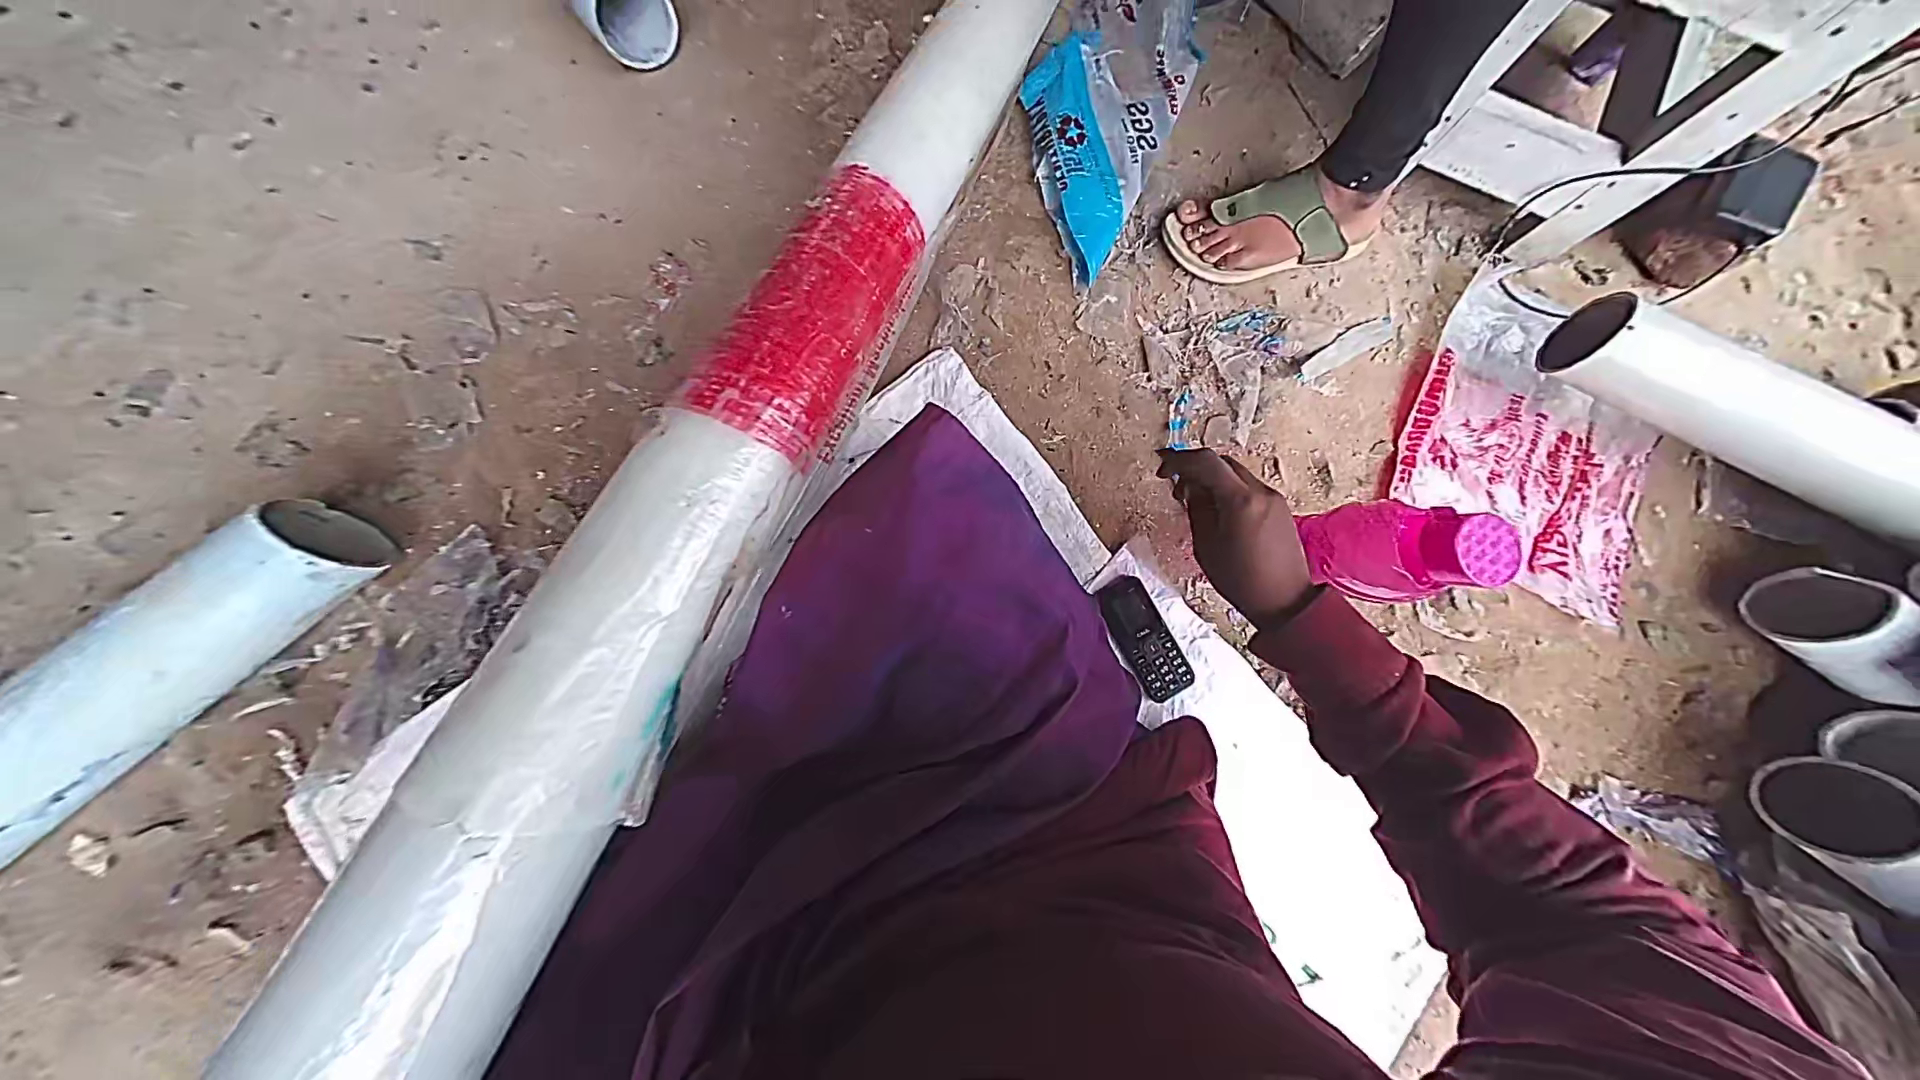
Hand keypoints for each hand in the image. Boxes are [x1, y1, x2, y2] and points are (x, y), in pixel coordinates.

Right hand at [1156, 448, 1313, 624]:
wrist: (1284, 599)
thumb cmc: (1242, 579)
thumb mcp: (1206, 544)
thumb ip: (1197, 508)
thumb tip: (1189, 486)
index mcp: (1240, 500)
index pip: (1205, 461)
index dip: (1179, 459)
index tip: (1163, 464)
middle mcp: (1260, 492)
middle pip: (1221, 462)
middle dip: (1194, 467)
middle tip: (1174, 482)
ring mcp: (1272, 498)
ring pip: (1234, 473)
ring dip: (1211, 477)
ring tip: (1193, 498)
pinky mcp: (1278, 507)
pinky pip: (1246, 486)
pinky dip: (1227, 488)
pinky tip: (1215, 507)